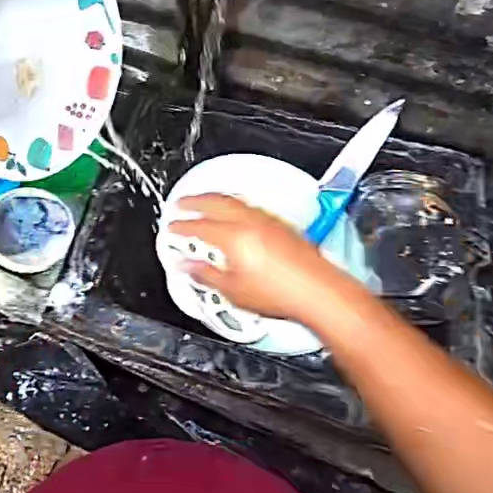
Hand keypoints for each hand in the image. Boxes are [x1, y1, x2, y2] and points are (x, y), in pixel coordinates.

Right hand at [167, 194, 367, 327]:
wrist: (320, 293)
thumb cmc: (283, 294)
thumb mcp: (233, 290)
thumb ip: (206, 275)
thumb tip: (188, 267)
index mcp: (233, 237)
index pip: (199, 226)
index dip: (182, 226)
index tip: (172, 226)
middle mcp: (250, 222)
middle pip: (216, 202)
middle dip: (195, 200)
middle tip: (182, 202)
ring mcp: (268, 220)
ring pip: (234, 200)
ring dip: (216, 198)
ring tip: (206, 201)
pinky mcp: (281, 225)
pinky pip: (250, 205)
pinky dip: (235, 204)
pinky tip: (236, 212)